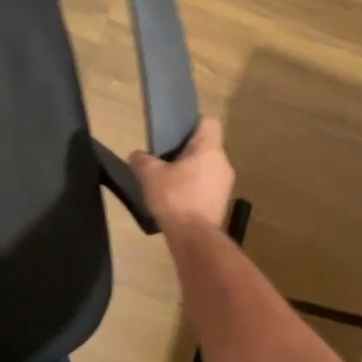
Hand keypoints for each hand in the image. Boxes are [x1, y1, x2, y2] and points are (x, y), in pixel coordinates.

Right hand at [128, 118, 233, 234]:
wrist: (194, 238)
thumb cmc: (175, 198)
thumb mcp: (150, 175)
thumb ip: (141, 160)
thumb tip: (136, 155)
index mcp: (210, 149)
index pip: (209, 122)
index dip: (192, 123)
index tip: (175, 133)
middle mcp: (223, 163)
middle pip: (206, 146)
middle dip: (187, 150)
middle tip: (165, 158)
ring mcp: (225, 184)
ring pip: (208, 167)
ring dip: (191, 171)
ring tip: (169, 181)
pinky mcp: (223, 203)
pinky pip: (208, 186)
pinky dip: (195, 188)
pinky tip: (177, 199)